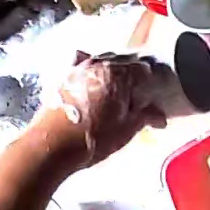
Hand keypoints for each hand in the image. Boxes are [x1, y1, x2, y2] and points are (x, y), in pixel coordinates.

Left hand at [36, 52, 169, 167]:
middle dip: (131, 77)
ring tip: (114, 92)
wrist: (50, 147)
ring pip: (101, 62)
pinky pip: (80, 65)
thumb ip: (145, 116)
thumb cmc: (91, 139)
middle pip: (122, 62)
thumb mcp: (126, 130)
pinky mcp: (61, 77)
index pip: (143, 70)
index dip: (150, 84)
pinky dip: (89, 70)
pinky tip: (91, 84)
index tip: (150, 98)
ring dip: (111, 73)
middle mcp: (97, 64)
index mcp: (118, 73)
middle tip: (135, 97)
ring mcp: (77, 68)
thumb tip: (159, 117)